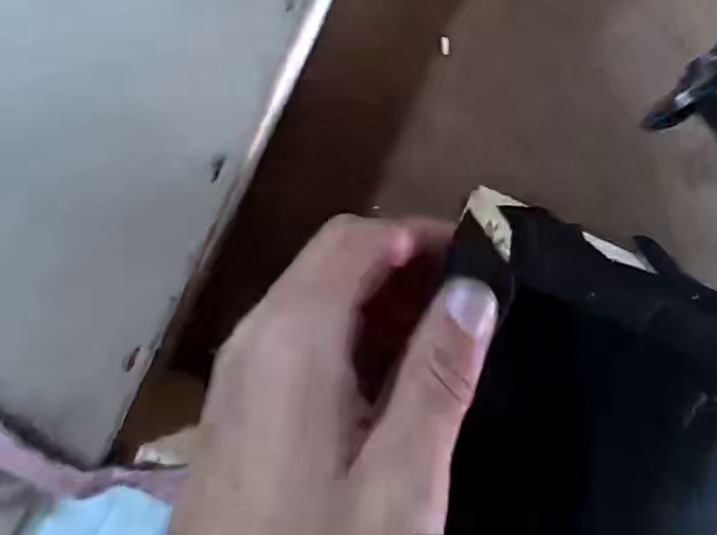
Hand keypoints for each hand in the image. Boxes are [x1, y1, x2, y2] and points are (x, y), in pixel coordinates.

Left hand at [171, 216, 498, 534]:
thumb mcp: (401, 482)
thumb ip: (440, 373)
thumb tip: (475, 286)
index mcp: (291, 336)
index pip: (358, 238)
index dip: (419, 234)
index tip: (475, 261)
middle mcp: (256, 336)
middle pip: (336, 256)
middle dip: (405, 263)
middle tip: (464, 303)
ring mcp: (241, 374)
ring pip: (319, 292)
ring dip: (382, 297)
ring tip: (439, 340)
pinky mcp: (240, 408)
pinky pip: (302, 334)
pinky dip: (353, 331)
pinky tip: (389, 380)